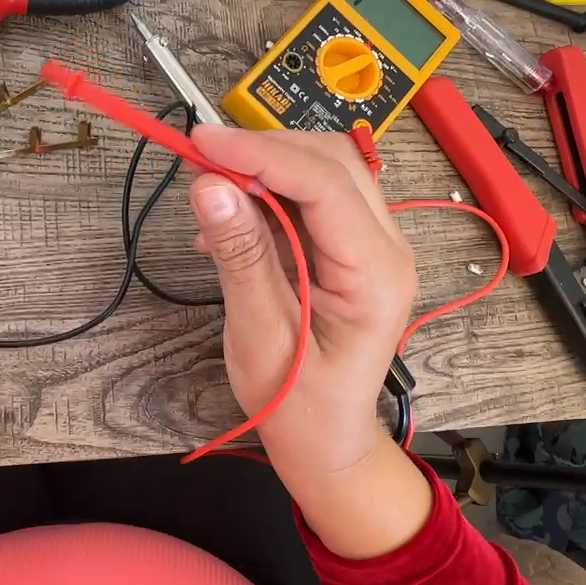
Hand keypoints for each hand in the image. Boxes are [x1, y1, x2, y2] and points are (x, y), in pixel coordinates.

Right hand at [187, 125, 432, 557]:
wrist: (327, 442)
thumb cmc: (296, 404)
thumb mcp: (261, 334)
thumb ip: (240, 256)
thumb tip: (209, 186)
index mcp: (376, 273)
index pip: (324, 184)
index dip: (260, 153)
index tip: (199, 141)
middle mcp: (386, 246)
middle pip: (331, 162)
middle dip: (263, 150)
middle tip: (200, 160)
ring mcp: (371, 245)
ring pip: (322, 171)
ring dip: (263, 167)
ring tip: (210, 191)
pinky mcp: (348, 249)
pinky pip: (309, 198)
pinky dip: (265, 194)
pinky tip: (228, 221)